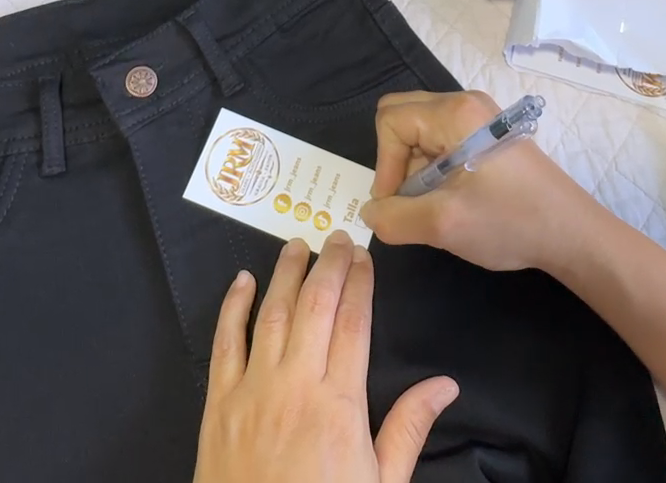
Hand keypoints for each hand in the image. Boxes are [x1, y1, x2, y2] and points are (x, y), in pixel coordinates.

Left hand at [193, 232, 458, 482]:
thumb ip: (409, 428)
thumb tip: (447, 384)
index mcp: (340, 403)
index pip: (354, 323)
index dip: (360, 284)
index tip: (364, 256)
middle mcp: (296, 383)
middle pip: (316, 306)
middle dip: (329, 265)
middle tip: (337, 236)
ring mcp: (254, 390)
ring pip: (272, 314)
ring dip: (286, 274)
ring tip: (297, 245)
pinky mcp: (219, 403)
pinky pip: (225, 343)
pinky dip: (232, 307)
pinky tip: (241, 281)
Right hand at [361, 91, 612, 273]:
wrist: (574, 234)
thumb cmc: (510, 222)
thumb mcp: (443, 225)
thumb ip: (394, 218)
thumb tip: (369, 211)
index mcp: (454, 111)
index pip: (390, 120)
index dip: (384, 163)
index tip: (398, 203)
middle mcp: (464, 103)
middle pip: (402, 117)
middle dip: (397, 161)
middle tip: (415, 199)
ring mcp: (479, 117)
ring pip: (420, 132)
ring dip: (417, 169)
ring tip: (439, 205)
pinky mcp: (488, 136)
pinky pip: (441, 141)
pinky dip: (435, 169)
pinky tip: (454, 199)